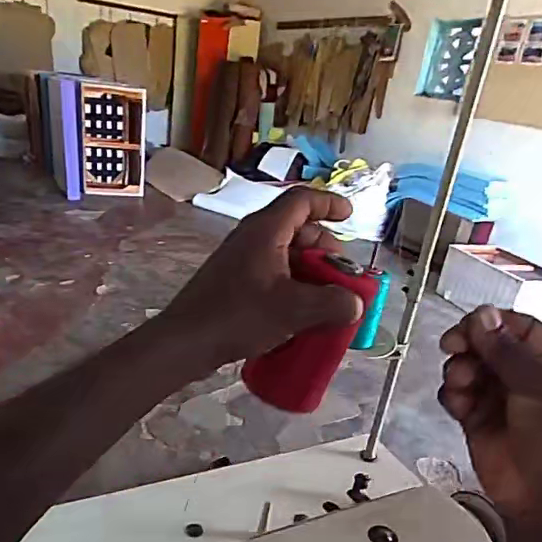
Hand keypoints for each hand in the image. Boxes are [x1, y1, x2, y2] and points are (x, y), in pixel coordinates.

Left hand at [159, 188, 366, 369]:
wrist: (186, 341)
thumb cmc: (238, 316)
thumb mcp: (293, 310)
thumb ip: (332, 304)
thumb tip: (354, 304)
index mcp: (265, 230)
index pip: (302, 200)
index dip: (329, 203)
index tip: (350, 216)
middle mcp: (250, 238)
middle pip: (296, 229)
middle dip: (324, 249)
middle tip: (340, 274)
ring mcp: (238, 260)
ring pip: (283, 254)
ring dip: (308, 271)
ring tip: (323, 298)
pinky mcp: (231, 283)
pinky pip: (269, 274)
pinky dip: (289, 285)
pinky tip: (297, 312)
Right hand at [438, 306, 541, 528]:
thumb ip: (508, 352)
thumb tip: (482, 316)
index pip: (521, 329)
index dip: (495, 323)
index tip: (470, 324)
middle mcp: (526, 378)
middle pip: (489, 346)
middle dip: (469, 344)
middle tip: (452, 346)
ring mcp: (500, 400)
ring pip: (469, 368)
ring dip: (459, 370)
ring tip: (460, 382)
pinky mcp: (476, 421)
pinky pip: (457, 396)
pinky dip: (453, 394)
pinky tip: (457, 402)